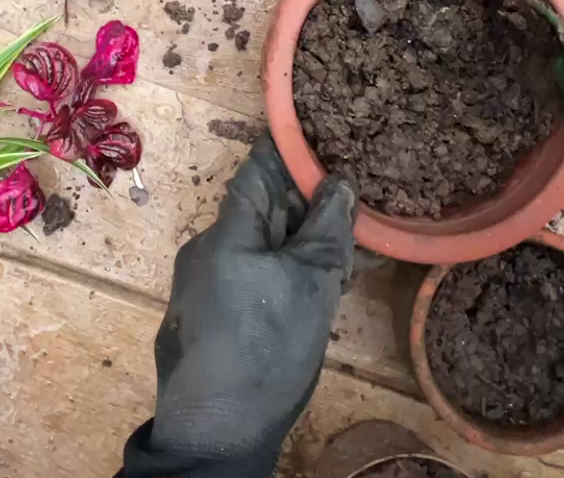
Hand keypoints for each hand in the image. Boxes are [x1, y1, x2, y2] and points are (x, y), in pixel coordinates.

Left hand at [119, 135, 356, 477]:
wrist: (215, 433)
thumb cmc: (263, 347)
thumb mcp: (310, 285)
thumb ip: (326, 229)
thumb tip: (342, 182)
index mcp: (227, 229)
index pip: (258, 169)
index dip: (289, 148)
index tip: (321, 131)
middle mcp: (211, 246)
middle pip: (264, 205)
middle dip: (307, 195)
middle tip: (354, 186)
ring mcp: (209, 280)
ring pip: (264, 241)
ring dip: (303, 235)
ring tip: (351, 232)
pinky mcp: (215, 311)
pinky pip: (256, 271)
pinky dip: (289, 266)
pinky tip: (324, 276)